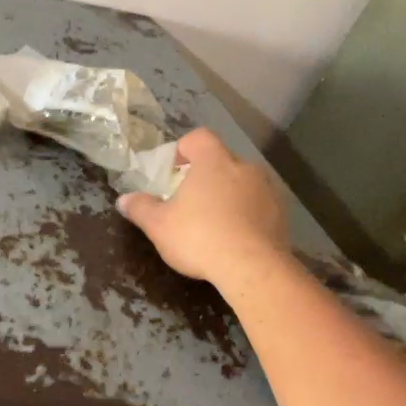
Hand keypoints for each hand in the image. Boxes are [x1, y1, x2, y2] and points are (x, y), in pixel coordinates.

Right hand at [117, 128, 290, 285]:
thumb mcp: (158, 225)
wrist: (252, 267)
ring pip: (243, 183)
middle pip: (222, 160)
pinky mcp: (281, 214)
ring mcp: (267, 190)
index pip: (199, 138)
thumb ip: (140, 208)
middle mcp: (244, 168)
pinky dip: (246, 214)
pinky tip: (234, 237)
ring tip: (213, 221)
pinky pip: (258, 205)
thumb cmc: (199, 237)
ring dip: (228, 194)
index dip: (184, 148)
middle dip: (206, 175)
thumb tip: (124, 199)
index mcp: (213, 162)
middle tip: (190, 199)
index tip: (174, 168)